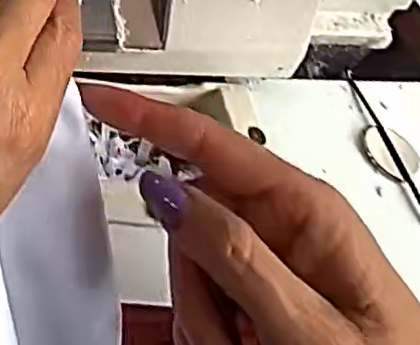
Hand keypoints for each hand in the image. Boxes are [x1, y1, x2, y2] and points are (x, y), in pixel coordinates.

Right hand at [80, 84, 419, 344]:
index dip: (148, 114)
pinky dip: (209, 331)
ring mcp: (271, 264)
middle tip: (227, 330)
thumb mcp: (315, 331)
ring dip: (205, 317)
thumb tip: (169, 192)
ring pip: (190, 263)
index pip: (210, 140)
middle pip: (192, 213)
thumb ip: (237, 254)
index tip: (104, 98)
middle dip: (193, 275)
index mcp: (307, 208)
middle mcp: (286, 226)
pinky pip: (202, 297)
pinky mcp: (260, 297)